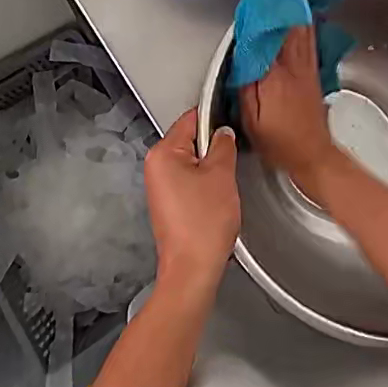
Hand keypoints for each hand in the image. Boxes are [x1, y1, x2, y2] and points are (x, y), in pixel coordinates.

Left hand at [143, 109, 240, 290]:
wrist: (193, 268)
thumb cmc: (202, 226)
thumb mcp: (221, 174)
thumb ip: (223, 144)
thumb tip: (224, 133)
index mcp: (162, 154)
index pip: (191, 119)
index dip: (215, 118)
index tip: (232, 120)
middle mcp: (156, 166)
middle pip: (191, 138)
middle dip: (214, 146)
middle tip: (230, 160)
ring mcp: (161, 185)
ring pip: (193, 160)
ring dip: (212, 166)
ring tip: (223, 184)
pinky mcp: (170, 201)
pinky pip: (191, 179)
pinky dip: (206, 182)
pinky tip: (216, 197)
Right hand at [239, 25, 339, 178]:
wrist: (314, 155)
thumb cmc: (281, 142)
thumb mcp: (251, 119)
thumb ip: (245, 85)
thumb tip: (241, 57)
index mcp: (274, 76)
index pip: (266, 36)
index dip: (260, 15)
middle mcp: (294, 67)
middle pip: (289, 26)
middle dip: (282, 5)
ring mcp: (307, 69)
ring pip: (303, 31)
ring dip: (295, 11)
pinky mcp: (313, 73)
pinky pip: (309, 41)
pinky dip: (305, 25)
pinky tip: (302, 18)